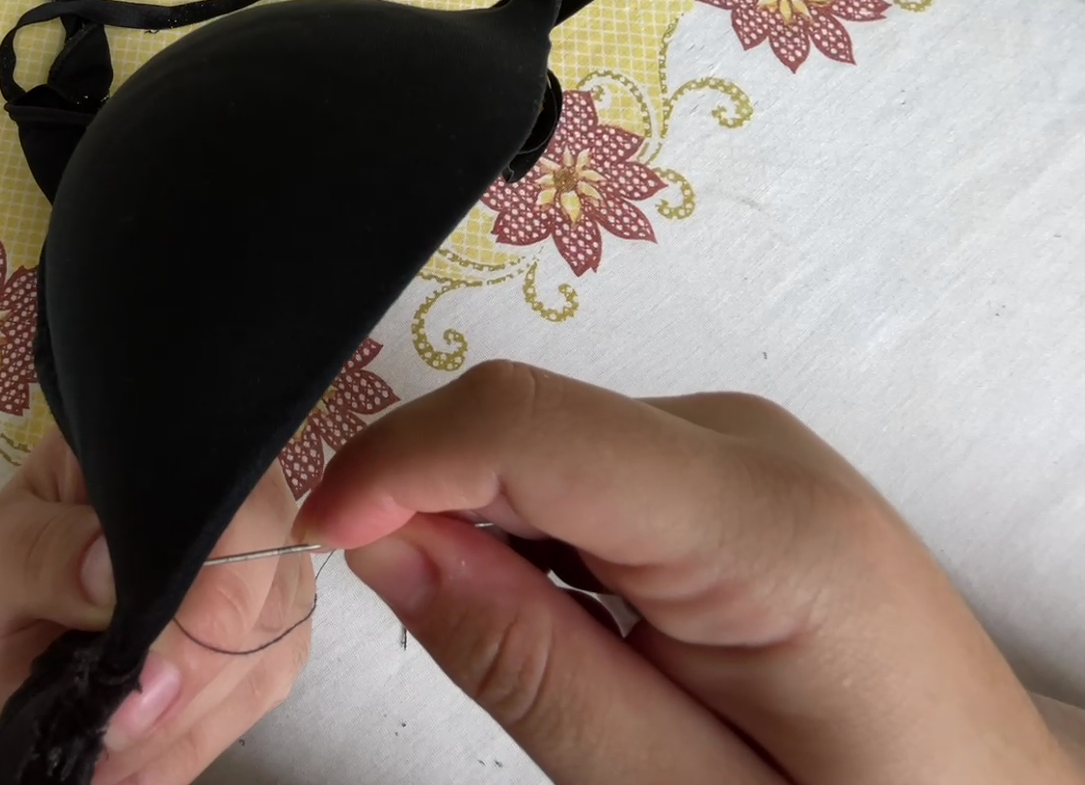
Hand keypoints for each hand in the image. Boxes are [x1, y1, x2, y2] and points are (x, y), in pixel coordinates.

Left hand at [0, 428, 313, 784]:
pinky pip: (267, 682)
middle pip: (266, 556)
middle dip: (203, 658)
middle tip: (119, 728)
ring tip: (111, 750)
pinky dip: (202, 737)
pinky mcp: (270, 624)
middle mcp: (229, 489)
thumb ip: (36, 553)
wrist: (16, 665)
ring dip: (196, 712)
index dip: (209, 572)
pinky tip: (140, 759)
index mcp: (159, 447)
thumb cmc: (3, 596)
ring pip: (274, 630)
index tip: (145, 668)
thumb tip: (109, 572)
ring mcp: (260, 556)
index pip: (219, 482)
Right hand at [296, 361, 1083, 784]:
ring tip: (492, 625)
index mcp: (764, 526)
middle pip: (514, 419)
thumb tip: (380, 544)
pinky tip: (542, 599)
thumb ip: (526, 666)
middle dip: (418, 493)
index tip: (320, 534)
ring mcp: (720, 436)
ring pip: (522, 433)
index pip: (524, 425)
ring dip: (460, 511)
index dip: (397, 461)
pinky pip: (555, 455)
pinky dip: (505, 516)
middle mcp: (737, 440)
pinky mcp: (696, 452)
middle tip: (407, 610)